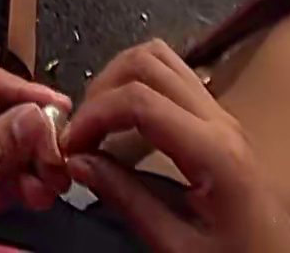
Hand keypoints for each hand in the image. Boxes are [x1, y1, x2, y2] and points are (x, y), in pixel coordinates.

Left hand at [0, 64, 72, 252]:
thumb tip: (35, 114)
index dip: (24, 91)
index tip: (56, 108)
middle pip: (5, 115)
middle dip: (34, 131)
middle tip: (58, 151)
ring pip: (11, 148)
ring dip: (36, 160)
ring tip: (53, 178)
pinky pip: (8, 179)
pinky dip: (28, 185)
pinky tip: (41, 192)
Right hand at [62, 41, 289, 252]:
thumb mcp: (178, 249)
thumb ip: (128, 200)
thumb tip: (79, 161)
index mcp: (213, 150)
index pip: (141, 100)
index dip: (95, 114)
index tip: (68, 145)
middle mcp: (218, 117)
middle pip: (147, 62)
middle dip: (103, 89)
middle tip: (80, 132)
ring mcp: (220, 111)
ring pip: (160, 57)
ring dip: (119, 77)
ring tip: (97, 121)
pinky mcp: (217, 116)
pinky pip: (172, 74)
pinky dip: (139, 81)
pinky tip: (124, 118)